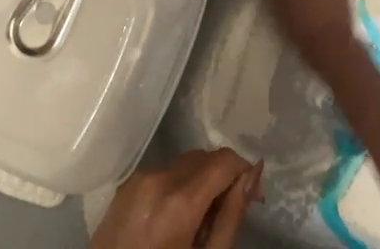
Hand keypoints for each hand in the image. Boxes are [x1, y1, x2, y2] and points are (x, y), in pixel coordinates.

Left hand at [91, 148, 261, 248]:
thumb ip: (231, 216)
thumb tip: (253, 175)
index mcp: (179, 202)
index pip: (224, 160)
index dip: (245, 171)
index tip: (254, 197)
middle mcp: (158, 179)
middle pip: (204, 158)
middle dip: (223, 178)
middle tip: (227, 213)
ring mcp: (137, 179)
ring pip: (184, 163)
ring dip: (200, 181)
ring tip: (199, 220)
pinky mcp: (125, 185)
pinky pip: (163, 172)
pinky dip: (178, 185)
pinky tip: (175, 217)